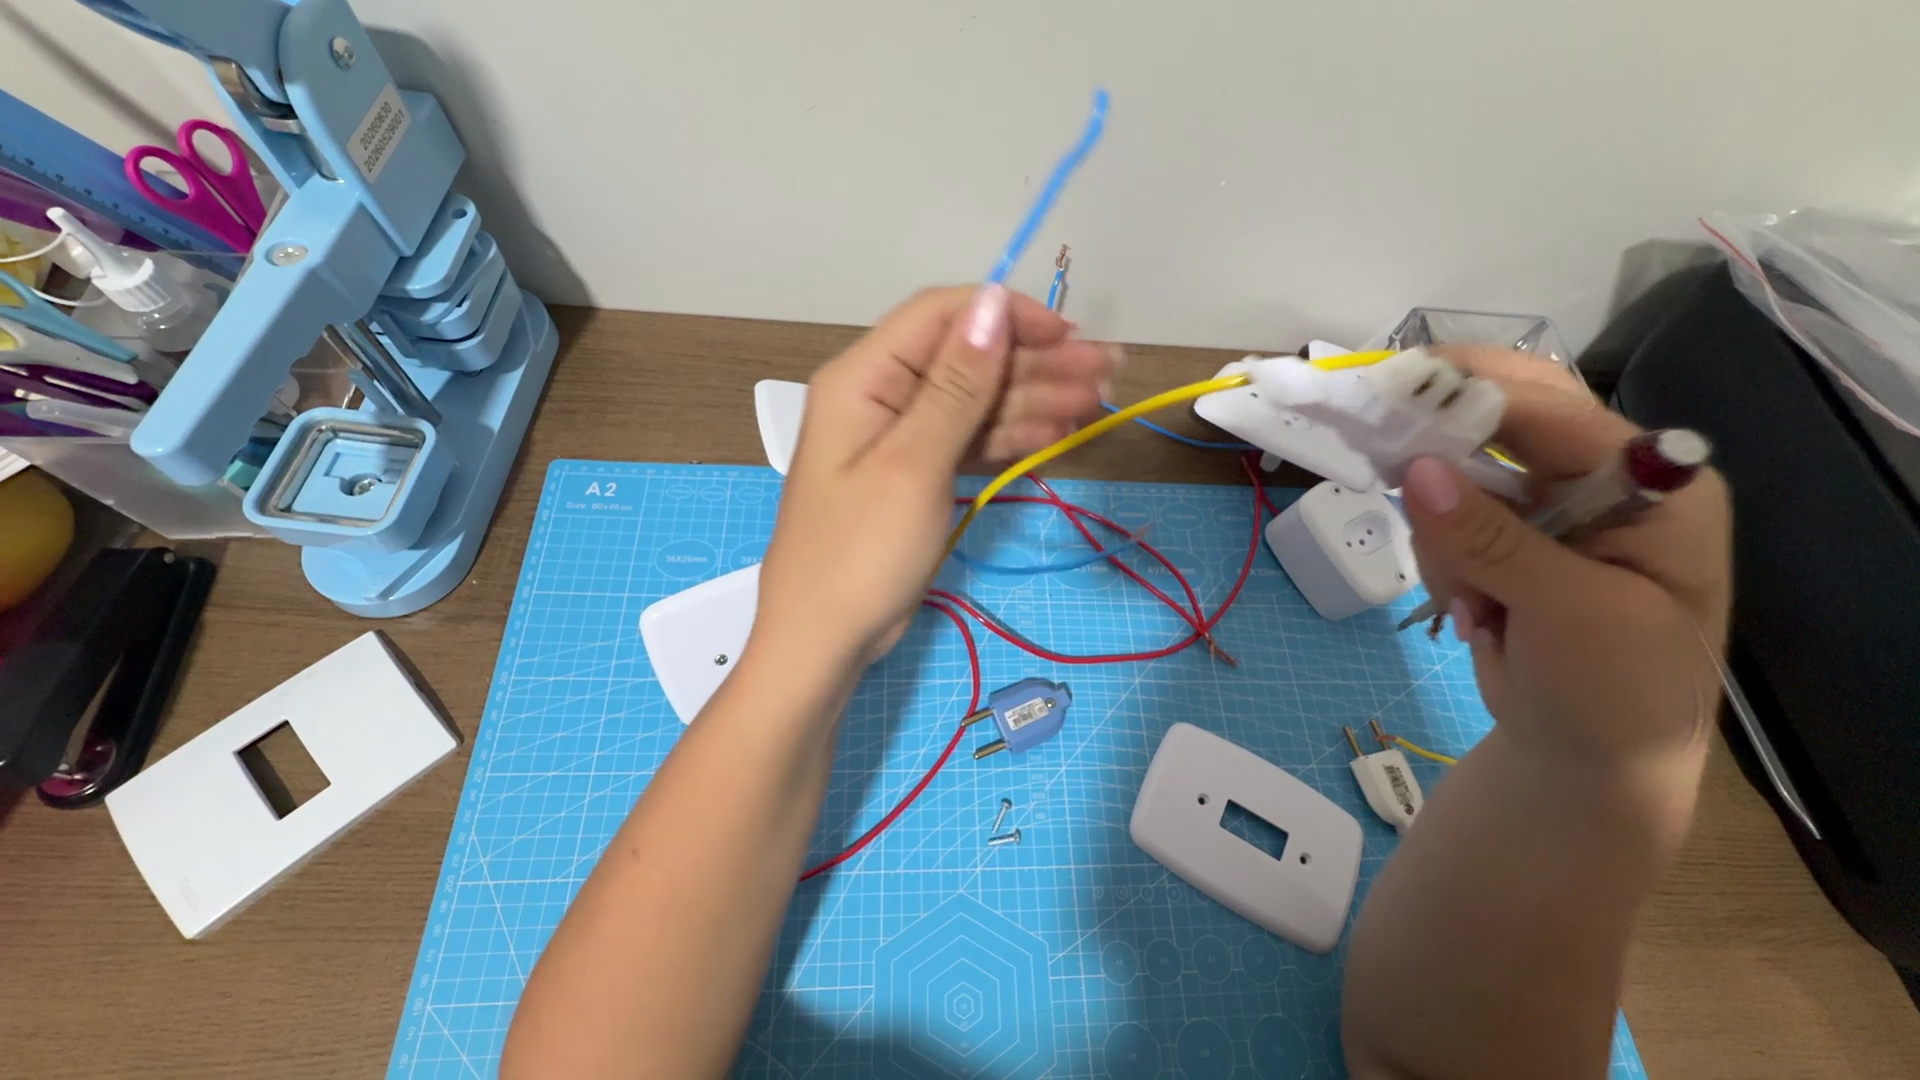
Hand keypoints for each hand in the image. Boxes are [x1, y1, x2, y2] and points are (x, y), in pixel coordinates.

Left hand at [753, 285, 1114, 667]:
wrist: (824, 639)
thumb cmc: (861, 552)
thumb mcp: (913, 463)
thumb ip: (956, 384)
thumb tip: (992, 302)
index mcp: (863, 378)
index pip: (942, 317)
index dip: (1008, 317)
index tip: (1070, 335)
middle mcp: (880, 395)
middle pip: (966, 359)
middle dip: (1036, 362)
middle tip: (1107, 373)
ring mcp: (899, 437)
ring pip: (974, 402)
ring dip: (1034, 400)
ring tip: (1096, 405)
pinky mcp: (915, 473)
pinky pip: (967, 441)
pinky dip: (1009, 438)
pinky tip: (1057, 438)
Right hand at [1398, 347, 1731, 765]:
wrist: (1588, 760)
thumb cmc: (1615, 692)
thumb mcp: (1571, 615)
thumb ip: (1494, 541)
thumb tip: (1414, 469)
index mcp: (1652, 484)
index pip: (1554, 411)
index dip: (1472, 394)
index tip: (1388, 387)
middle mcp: (1599, 480)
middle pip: (1503, 421)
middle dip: (1442, 444)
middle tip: (1378, 443)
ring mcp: (1545, 510)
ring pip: (1455, 479)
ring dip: (1442, 535)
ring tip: (1474, 605)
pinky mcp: (1501, 542)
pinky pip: (1440, 522)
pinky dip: (1436, 558)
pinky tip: (1471, 609)